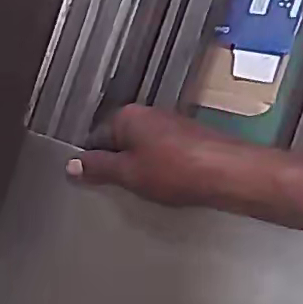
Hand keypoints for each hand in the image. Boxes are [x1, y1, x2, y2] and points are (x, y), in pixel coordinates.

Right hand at [68, 105, 267, 208]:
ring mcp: (171, 125)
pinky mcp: (189, 139)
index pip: (96, 138)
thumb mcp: (128, 174)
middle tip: (124, 188)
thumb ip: (97, 168)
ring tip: (152, 189)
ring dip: (143, 169)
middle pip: (121, 142)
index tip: (93, 180)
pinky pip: (164, 155)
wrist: (228, 173)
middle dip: (120, 165)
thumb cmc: (180, 169)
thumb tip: (74, 164)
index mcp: (128, 116)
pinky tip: (170, 186)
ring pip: (144, 149)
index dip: (94, 162)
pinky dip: (163, 170)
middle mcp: (149, 115)